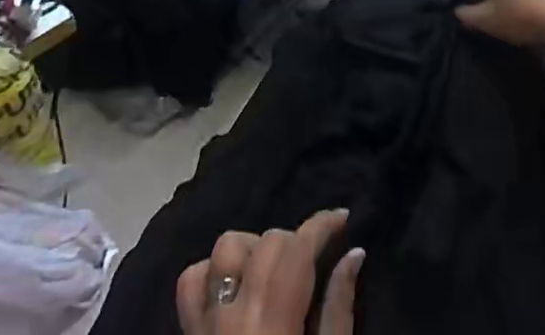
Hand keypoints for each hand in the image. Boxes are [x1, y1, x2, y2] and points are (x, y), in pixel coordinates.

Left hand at [175, 208, 363, 334]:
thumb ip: (339, 307)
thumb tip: (354, 254)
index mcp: (273, 322)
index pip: (297, 247)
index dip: (323, 224)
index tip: (344, 220)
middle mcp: (233, 316)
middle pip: (264, 241)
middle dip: (293, 239)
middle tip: (314, 257)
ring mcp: (203, 327)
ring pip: (221, 252)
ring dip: (252, 249)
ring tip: (272, 271)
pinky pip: (191, 284)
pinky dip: (213, 272)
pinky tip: (236, 288)